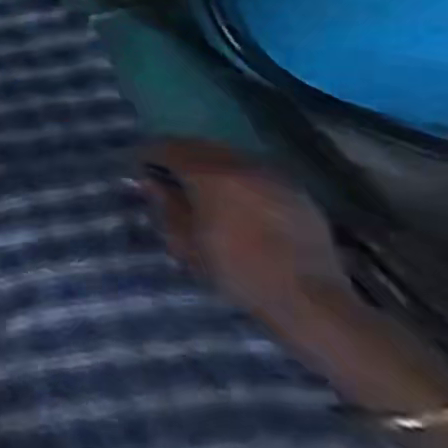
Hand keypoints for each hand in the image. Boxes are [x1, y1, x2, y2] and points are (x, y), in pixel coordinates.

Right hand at [144, 139, 352, 326]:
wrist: (310, 301)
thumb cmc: (237, 271)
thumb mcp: (187, 241)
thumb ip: (166, 205)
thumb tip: (148, 181)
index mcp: (211, 175)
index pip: (169, 149)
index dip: (149, 155)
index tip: (138, 167)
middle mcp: (242, 166)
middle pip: (200, 146)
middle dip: (178, 154)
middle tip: (164, 172)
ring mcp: (274, 176)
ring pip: (229, 155)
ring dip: (208, 162)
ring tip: (198, 183)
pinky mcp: (296, 192)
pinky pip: (255, 170)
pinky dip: (236, 174)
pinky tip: (233, 196)